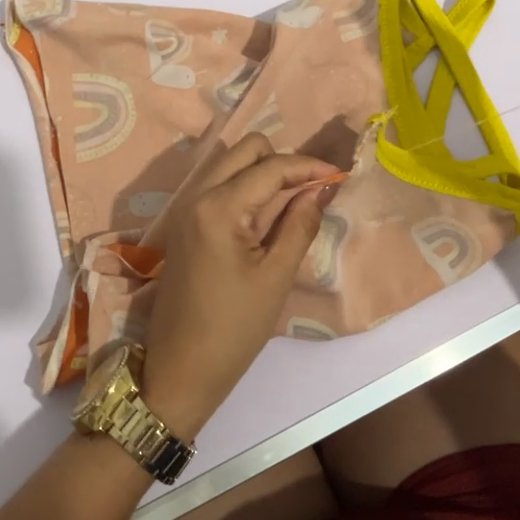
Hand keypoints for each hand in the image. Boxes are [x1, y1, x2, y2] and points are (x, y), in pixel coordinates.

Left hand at [139, 134, 341, 437]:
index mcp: (218, 207)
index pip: (270, 167)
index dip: (307, 166)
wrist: (180, 369)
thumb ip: (299, 225)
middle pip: (245, 150)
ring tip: (293, 202)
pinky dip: (245, 186)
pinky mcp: (185, 222)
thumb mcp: (275, 277)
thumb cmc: (233, 329)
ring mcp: (186, 207)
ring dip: (262, 171)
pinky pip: (218, 183)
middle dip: (282, 162)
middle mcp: (197, 195)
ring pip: (230, 163)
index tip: (339, 174)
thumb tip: (320, 188)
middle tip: (311, 190)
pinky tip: (266, 214)